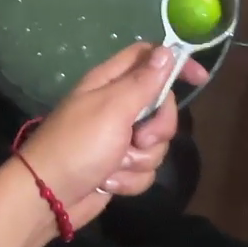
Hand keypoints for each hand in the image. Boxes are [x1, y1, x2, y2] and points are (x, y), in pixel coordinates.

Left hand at [12, 43, 208, 226]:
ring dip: (140, 159)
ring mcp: (117, 137)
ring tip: (115, 164)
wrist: (48, 196)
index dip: (174, 63)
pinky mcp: (118, 166)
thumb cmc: (78, 145)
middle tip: (139, 137)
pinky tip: (109, 183)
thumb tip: (167, 50)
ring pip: (156, 142)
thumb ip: (143, 81)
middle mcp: (115, 105)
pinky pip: (144, 169)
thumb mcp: (113, 108)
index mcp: (109, 82)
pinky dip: (130, 179)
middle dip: (158, 127)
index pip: (148, 58)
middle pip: (160, 106)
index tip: (200, 78)